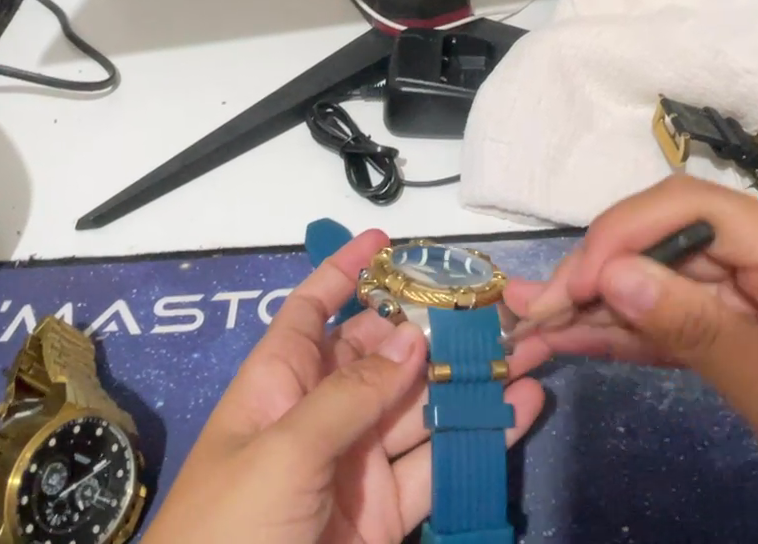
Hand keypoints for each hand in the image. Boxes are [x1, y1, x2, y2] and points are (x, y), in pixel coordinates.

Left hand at [146, 229, 546, 543]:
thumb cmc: (232, 527)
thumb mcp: (283, 453)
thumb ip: (351, 397)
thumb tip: (410, 335)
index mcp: (280, 383)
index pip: (313, 311)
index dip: (343, 272)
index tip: (385, 242)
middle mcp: (321, 414)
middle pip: (381, 356)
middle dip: (432, 329)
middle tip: (494, 306)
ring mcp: (355, 465)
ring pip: (418, 408)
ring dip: (468, 379)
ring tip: (525, 347)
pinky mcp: (385, 514)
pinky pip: (437, 467)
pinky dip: (479, 441)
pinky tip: (521, 409)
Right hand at [506, 176, 757, 543]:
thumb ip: (704, 335)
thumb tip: (612, 272)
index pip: (697, 210)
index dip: (625, 234)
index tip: (574, 286)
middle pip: (668, 241)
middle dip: (597, 270)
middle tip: (534, 314)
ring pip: (661, 281)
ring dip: (598, 304)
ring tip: (532, 326)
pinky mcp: (747, 338)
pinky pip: (675, 324)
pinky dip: (626, 335)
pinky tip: (573, 342)